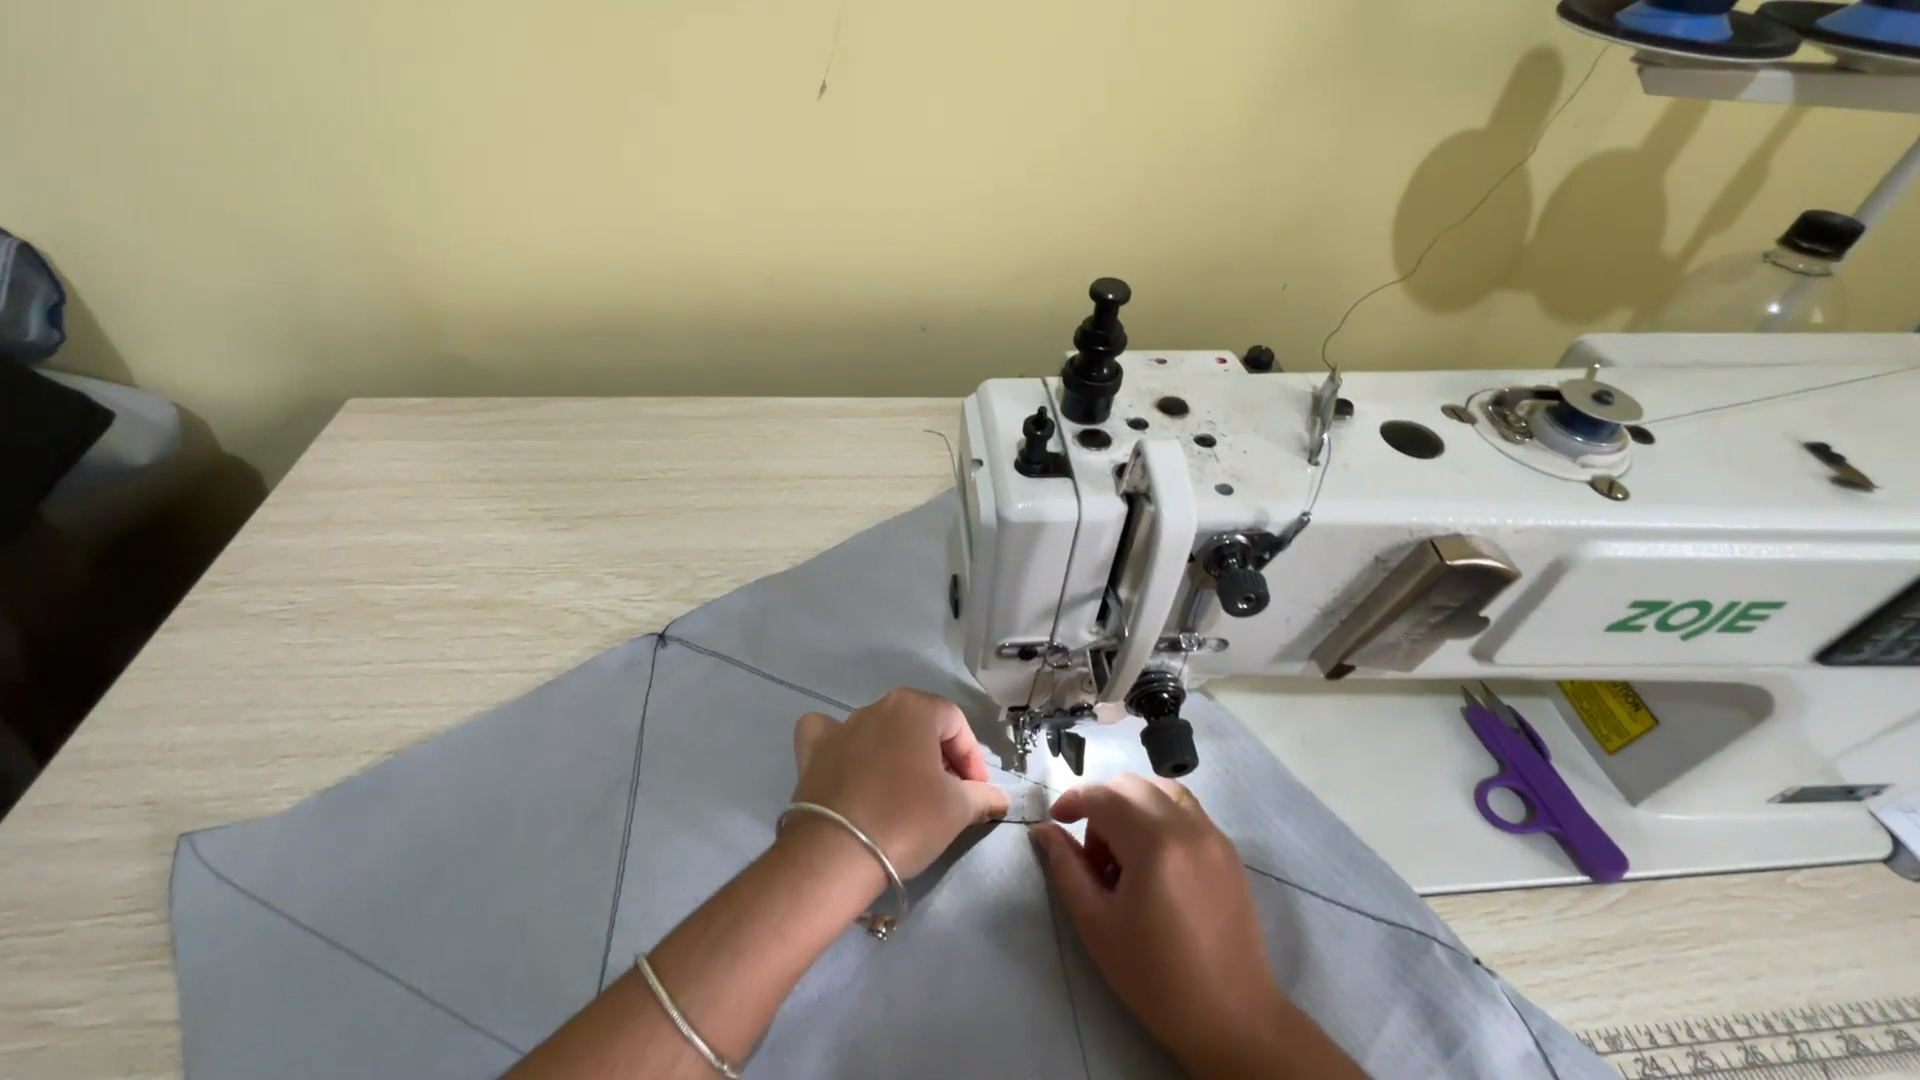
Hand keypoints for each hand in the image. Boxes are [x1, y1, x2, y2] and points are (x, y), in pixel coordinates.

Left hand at [790, 688, 1011, 879]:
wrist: (836, 853)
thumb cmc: (906, 820)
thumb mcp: (957, 809)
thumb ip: (982, 796)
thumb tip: (1000, 797)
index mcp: (914, 707)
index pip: (956, 723)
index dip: (972, 757)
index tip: (977, 790)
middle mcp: (876, 707)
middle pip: (919, 725)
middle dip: (939, 755)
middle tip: (949, 793)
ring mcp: (840, 728)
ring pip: (880, 731)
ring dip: (899, 753)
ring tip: (907, 791)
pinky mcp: (812, 752)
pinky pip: (830, 736)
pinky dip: (843, 745)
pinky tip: (850, 763)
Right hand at [1030, 774, 1291, 1071]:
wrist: (1231, 1016)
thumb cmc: (1154, 976)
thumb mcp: (1096, 924)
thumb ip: (1067, 868)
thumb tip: (1045, 830)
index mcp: (1153, 843)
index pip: (1103, 796)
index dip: (1072, 801)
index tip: (1056, 823)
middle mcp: (1187, 826)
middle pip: (1132, 785)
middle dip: (1103, 806)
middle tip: (1093, 856)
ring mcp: (1213, 835)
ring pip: (1163, 790)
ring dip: (1134, 806)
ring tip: (1125, 856)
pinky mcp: (1228, 850)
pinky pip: (1187, 811)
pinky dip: (1161, 817)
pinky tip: (1155, 864)